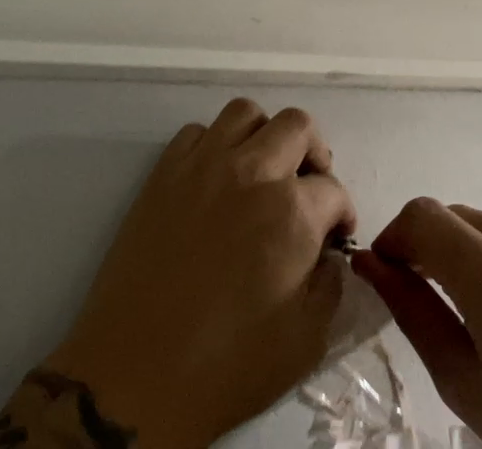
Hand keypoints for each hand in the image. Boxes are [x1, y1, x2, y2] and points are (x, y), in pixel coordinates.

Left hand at [45, 99, 356, 447]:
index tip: (332, 238)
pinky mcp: (163, 173)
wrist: (140, 368)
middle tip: (307, 189)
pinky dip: (215, 145)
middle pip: (297, 126)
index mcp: (292, 212)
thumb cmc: (230, 364)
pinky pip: (196, 133)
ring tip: (263, 172)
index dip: (341, 213)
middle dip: (314, 154)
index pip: (333, 188)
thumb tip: (327, 253)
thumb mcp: (307, 337)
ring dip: (264, 135)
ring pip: (244, 113)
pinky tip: (216, 181)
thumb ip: (329, 283)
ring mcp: (202, 166)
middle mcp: (250, 173)